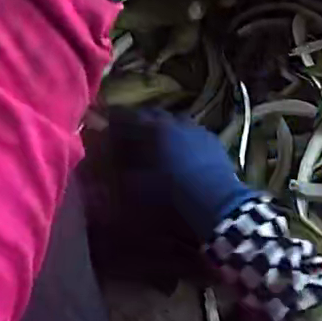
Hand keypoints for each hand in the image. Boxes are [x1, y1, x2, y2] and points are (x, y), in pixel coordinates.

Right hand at [106, 108, 257, 239]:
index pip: (127, 116)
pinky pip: (193, 134)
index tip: (106, 124)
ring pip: (175, 122)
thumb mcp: (136, 189)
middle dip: (140, 122)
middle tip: (131, 134)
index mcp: (153, 128)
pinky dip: (183, 139)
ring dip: (164, 129)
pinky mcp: (214, 142)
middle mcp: (175, 121)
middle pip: (153, 115)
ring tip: (157, 144)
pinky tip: (183, 153)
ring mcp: (198, 129)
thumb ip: (118, 174)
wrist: (217, 205)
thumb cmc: (170, 196)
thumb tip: (104, 168)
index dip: (115, 119)